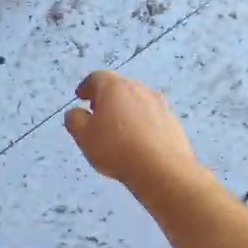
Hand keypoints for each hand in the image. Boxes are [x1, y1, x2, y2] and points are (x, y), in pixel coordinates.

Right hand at [63, 71, 204, 191]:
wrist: (163, 170)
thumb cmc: (116, 148)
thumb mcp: (82, 135)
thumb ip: (74, 119)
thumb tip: (77, 112)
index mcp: (114, 88)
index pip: (96, 77)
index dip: (86, 87)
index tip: (80, 98)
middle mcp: (139, 90)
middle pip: (118, 87)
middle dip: (106, 98)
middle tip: (97, 114)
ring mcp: (160, 105)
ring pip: (136, 101)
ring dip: (125, 109)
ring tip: (117, 129)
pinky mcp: (173, 121)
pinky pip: (151, 116)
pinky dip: (140, 122)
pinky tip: (136, 140)